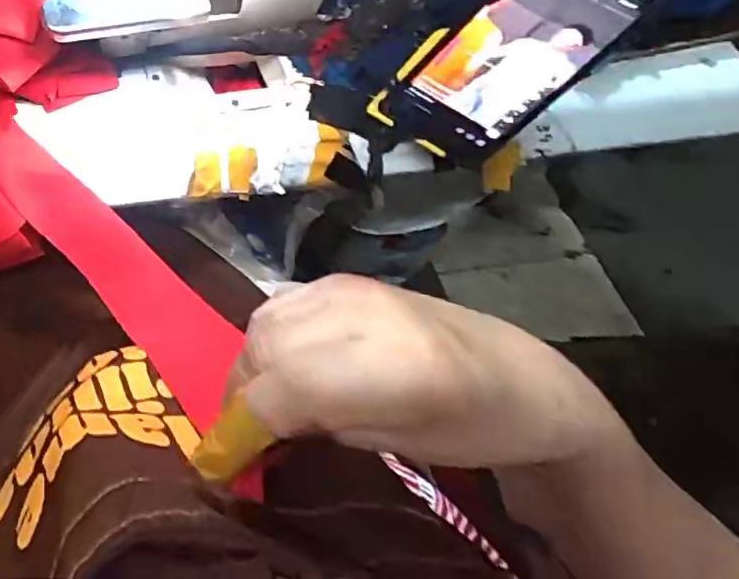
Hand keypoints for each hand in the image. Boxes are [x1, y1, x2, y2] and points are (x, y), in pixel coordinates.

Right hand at [217, 275, 628, 472]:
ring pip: (262, 322)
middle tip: (239, 431)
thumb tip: (256, 428)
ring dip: (248, 363)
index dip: (247, 423)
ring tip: (256, 399)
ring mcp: (343, 287)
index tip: (222, 459)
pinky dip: (263, 336)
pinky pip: (275, 305)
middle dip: (241, 393)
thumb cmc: (473, 428)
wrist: (516, 372)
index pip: (288, 388)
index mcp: (393, 366)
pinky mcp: (334, 279)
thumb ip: (322, 427)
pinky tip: (274, 361)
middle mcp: (359, 313)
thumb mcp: (400, 446)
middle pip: (266, 348)